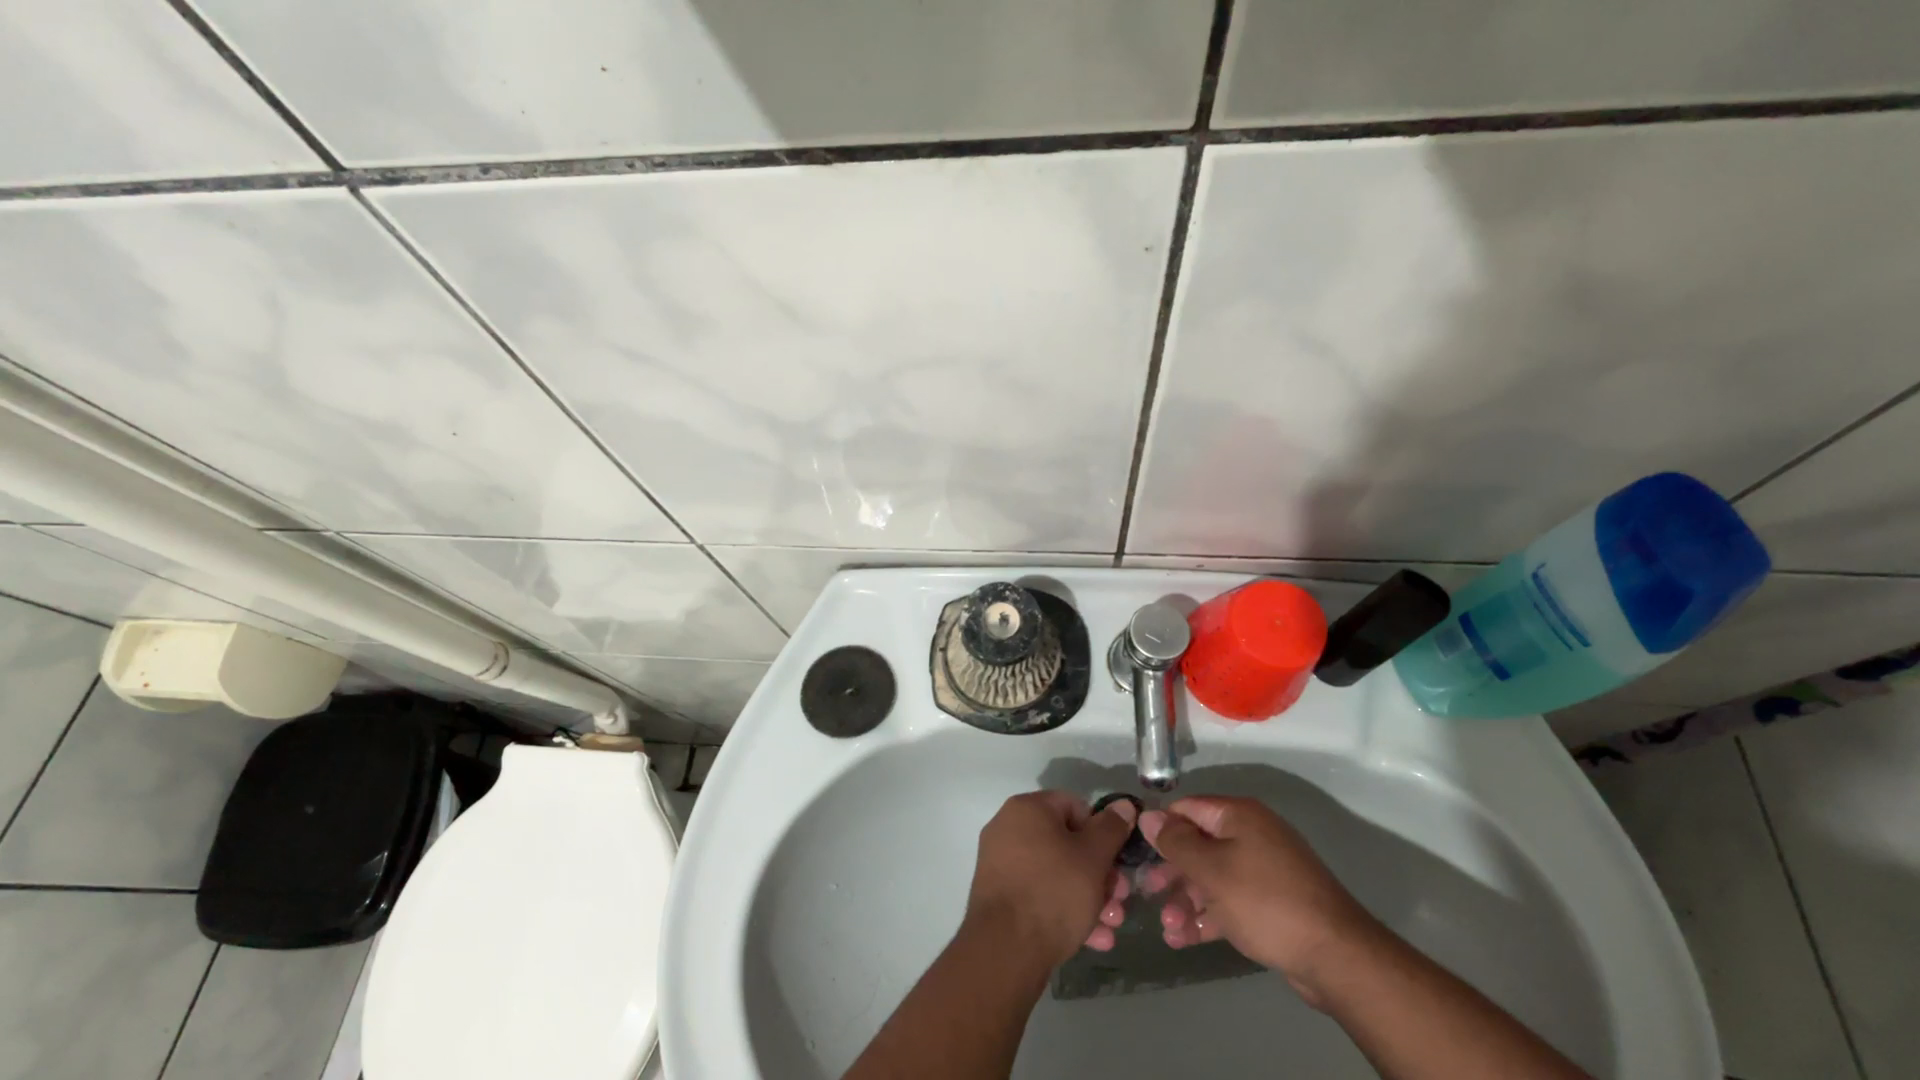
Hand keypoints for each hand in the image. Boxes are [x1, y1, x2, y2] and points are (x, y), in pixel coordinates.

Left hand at [962, 791, 1136, 967]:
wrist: (1005, 949)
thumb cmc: (1054, 891)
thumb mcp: (1093, 857)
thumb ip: (1111, 828)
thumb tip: (1123, 805)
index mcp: (1027, 810)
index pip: (1075, 806)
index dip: (1101, 831)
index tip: (1118, 858)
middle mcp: (1008, 830)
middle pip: (1067, 844)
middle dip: (1100, 873)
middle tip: (1121, 897)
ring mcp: (1002, 865)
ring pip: (1057, 874)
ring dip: (1090, 897)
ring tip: (1113, 924)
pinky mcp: (1001, 898)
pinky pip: (1040, 895)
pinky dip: (1066, 911)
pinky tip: (1094, 938)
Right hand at [1138, 797, 1376, 1005]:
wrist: (1333, 955)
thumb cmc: (1265, 903)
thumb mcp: (1212, 870)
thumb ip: (1176, 842)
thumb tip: (1148, 815)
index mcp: (1238, 816)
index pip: (1186, 808)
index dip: (1159, 828)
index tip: (1135, 853)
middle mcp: (1251, 836)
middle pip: (1197, 845)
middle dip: (1171, 873)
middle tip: (1147, 895)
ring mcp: (1262, 871)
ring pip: (1211, 878)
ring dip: (1185, 901)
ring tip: (1169, 929)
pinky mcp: (1269, 904)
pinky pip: (1228, 903)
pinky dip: (1206, 918)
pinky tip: (1183, 941)